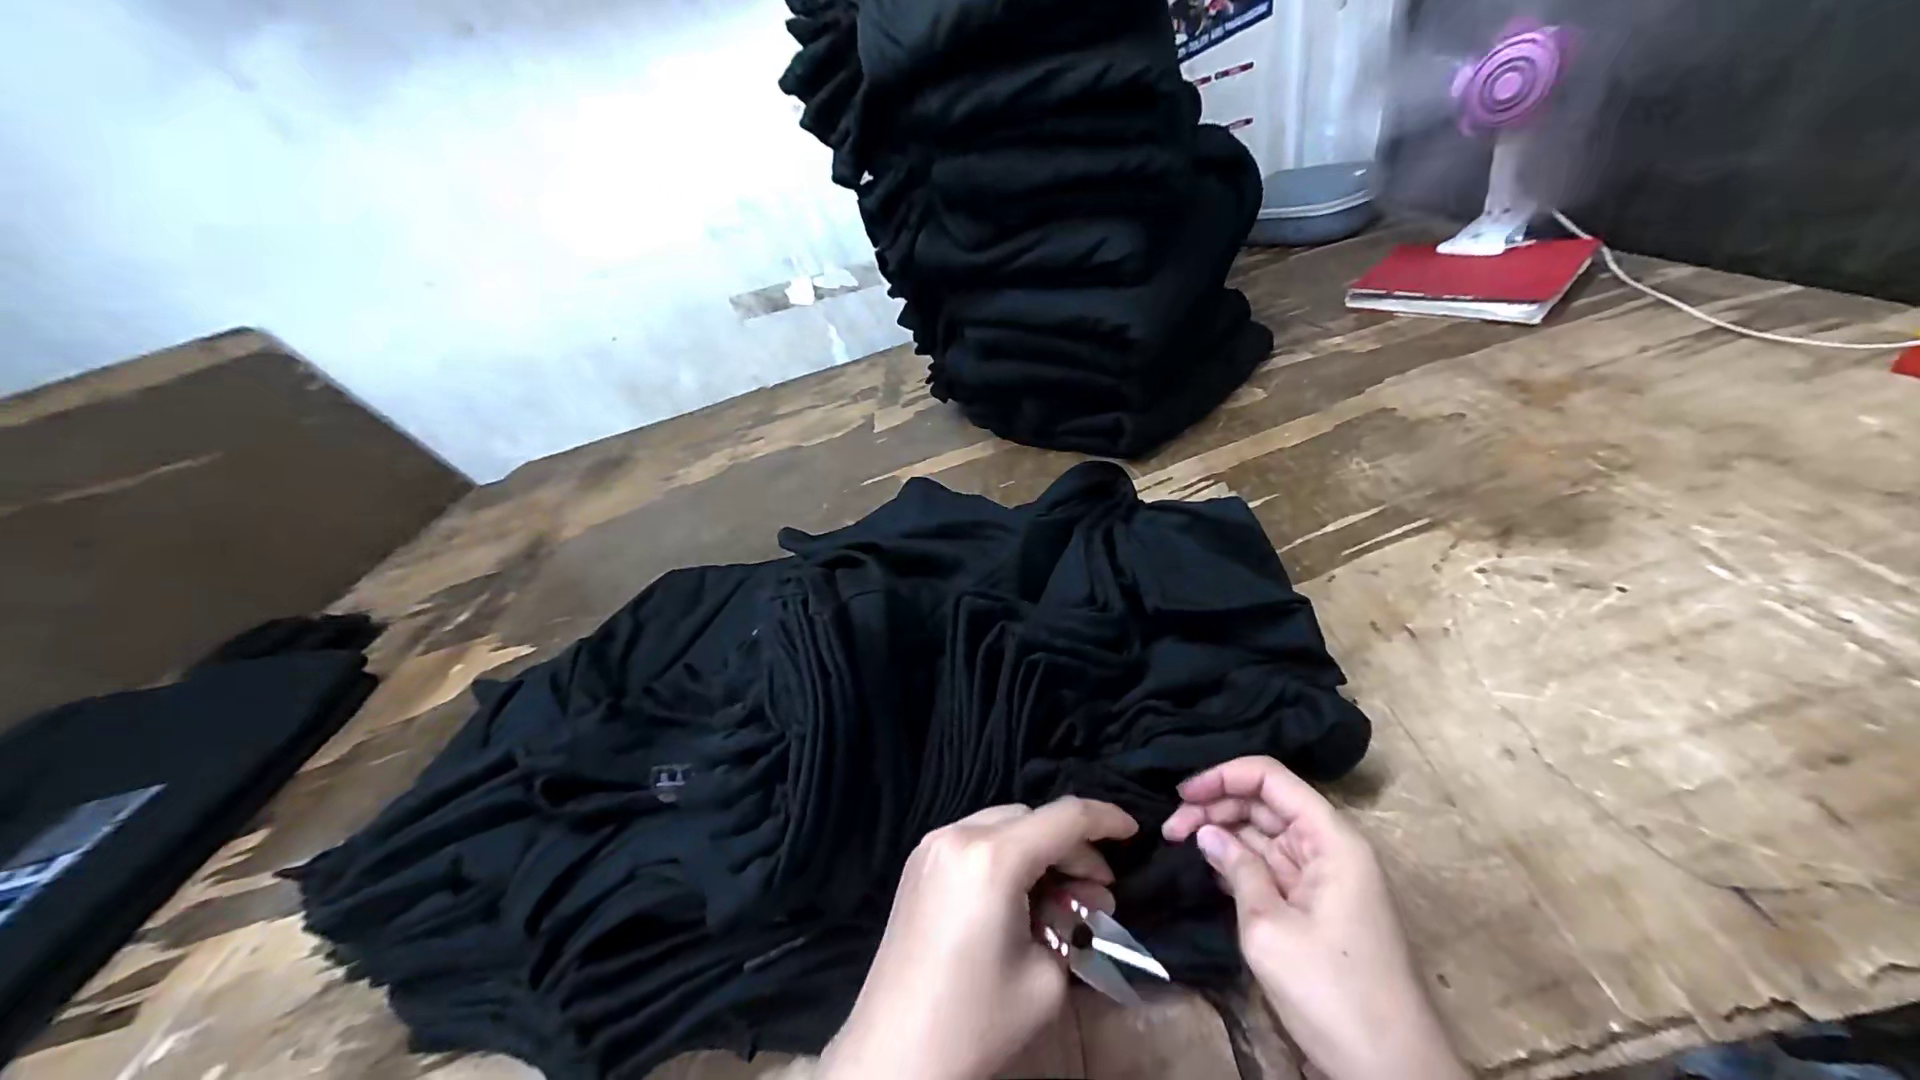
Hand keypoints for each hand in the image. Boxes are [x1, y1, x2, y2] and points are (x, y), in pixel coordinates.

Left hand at [820, 798, 1138, 1079]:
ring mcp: (931, 846)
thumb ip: (1072, 921)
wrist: (893, 1053)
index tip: (1134, 831)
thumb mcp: (1046, 977)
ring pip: (1003, 824)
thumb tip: (1082, 896)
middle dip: (1071, 846)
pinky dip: (1007, 854)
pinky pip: (976, 839)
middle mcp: (957, 835)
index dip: (1106, 819)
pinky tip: (1021, 894)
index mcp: (991, 858)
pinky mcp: (919, 863)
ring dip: (1039, 849)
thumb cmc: (975, 1021)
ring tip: (1063, 898)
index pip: (1064, 817)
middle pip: (1032, 817)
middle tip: (1097, 893)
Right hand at [1164, 757, 1467, 1079]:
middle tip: (1169, 829)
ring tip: (1177, 841)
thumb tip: (1205, 832)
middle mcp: (1327, 847)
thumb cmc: (1331, 993)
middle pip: (1263, 802)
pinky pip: (1268, 863)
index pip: (1270, 778)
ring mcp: (1321, 876)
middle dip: (1214, 806)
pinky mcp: (1312, 903)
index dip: (1222, 776)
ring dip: (1220, 831)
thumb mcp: (1270, 928)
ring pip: (1261, 831)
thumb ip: (1237, 868)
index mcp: (1330, 839)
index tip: (1180, 794)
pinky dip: (1235, 858)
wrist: (1390, 1072)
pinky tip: (1204, 863)